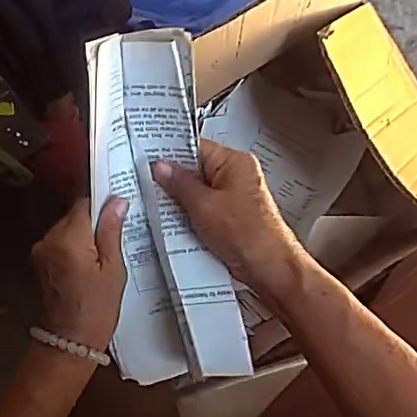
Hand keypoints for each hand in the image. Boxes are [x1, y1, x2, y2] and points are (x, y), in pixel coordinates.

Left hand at [31, 196, 128, 350]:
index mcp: (68, 239)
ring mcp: (40, 250)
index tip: (118, 211)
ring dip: (81, 236)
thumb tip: (117, 201)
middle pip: (73, 216)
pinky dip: (71, 248)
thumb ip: (111, 231)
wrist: (68, 340)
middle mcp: (49, 239)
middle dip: (92, 224)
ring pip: (66, 229)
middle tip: (114, 240)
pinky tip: (86, 266)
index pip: (84, 204)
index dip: (102, 205)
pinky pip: (58, 243)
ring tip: (100, 257)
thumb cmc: (97, 308)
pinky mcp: (37, 261)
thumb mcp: (113, 270)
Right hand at [153, 140, 310, 297]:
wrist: (270, 269)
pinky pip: (202, 207)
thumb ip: (179, 184)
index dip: (169, 153)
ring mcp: (232, 196)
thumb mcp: (203, 205)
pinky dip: (188, 213)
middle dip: (171, 179)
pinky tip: (172, 220)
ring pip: (197, 190)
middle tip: (147, 183)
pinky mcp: (229, 215)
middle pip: (195, 169)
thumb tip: (161, 167)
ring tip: (157, 203)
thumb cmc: (247, 235)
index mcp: (234, 162)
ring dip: (179, 199)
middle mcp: (236, 175)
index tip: (147, 159)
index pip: (195, 147)